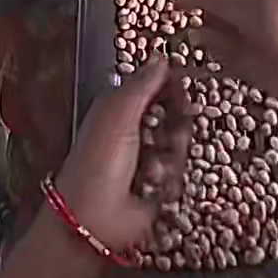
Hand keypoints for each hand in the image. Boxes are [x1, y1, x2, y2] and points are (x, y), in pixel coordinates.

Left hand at [53, 57, 191, 250]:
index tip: (184, 93)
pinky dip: (171, 179)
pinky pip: (183, 172)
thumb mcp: (119, 115)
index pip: (158, 86)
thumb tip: (162, 57)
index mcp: (122, 107)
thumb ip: (142, 85)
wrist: (94, 220)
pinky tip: (155, 186)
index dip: (174, 89)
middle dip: (177, 128)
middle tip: (169, 137)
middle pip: (177, 116)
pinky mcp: (162, 185)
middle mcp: (137, 129)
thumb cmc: (99, 162)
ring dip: (171, 157)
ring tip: (152, 169)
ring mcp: (150, 157)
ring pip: (183, 145)